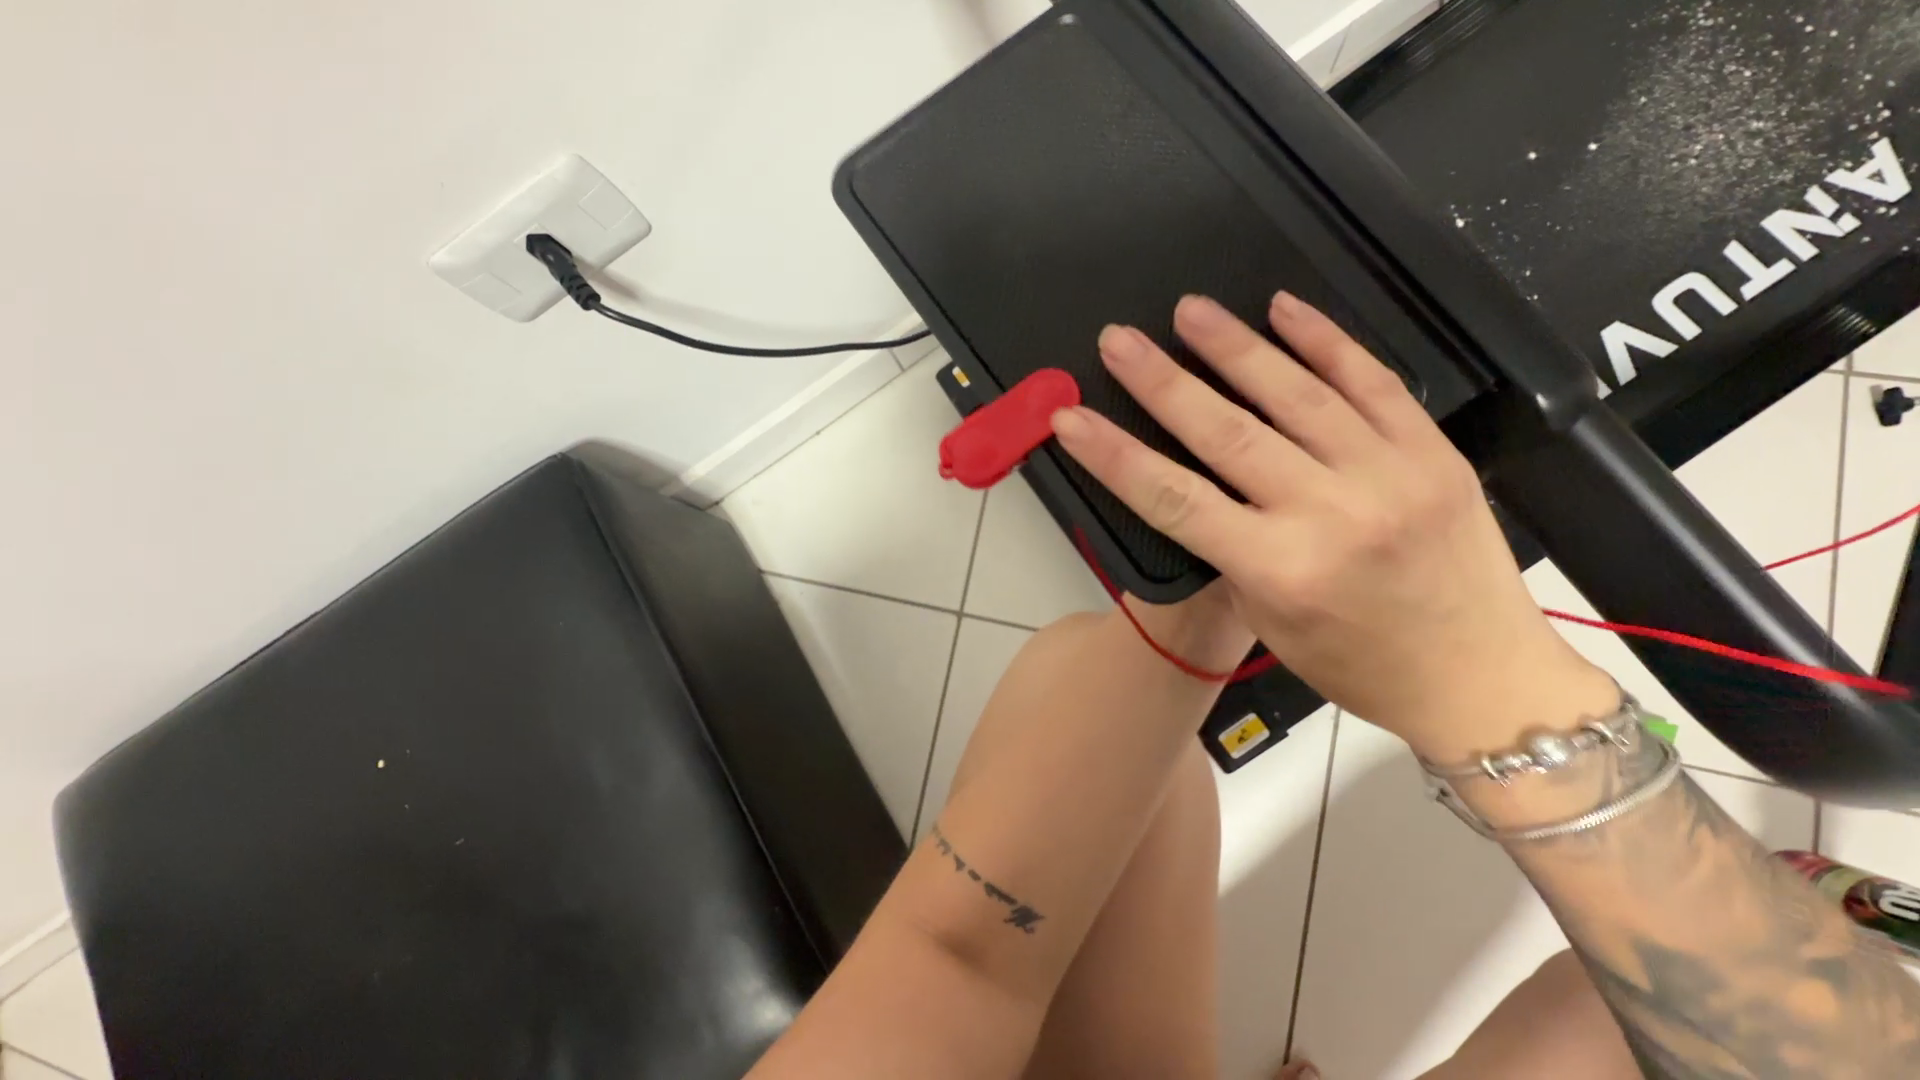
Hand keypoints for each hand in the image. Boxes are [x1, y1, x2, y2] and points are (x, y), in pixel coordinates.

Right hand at [1049, 292, 1617, 760]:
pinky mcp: (1432, 452)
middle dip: (1161, 382)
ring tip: (1189, 311)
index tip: (1072, 418)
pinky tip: (1283, 308)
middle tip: (1118, 340)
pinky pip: (1372, 380)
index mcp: (1281, 570)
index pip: (1175, 499)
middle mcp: (1330, 513)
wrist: (1483, 679)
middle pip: (1226, 432)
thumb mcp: (1272, 628)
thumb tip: (1201, 490)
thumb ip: (1233, 556)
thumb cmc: (1363, 668)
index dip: (1115, 455)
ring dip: (1234, 346)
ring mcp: (1387, 474)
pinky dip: (1324, 340)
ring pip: (1295, 393)